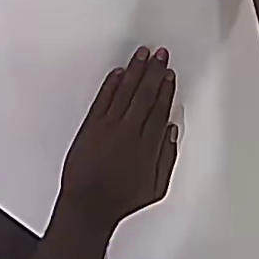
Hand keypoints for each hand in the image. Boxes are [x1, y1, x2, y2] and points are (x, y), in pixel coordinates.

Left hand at [56, 47, 178, 235]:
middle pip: (145, 94)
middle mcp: (129, 131)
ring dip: (136, 70)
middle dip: (155, 71)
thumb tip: (170, 131)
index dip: (166, 88)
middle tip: (161, 55)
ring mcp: (109, 126)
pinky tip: (119, 71)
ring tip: (143, 54)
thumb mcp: (156, 187)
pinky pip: (103, 98)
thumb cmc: (120, 199)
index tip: (170, 74)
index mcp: (147, 146)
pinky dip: (111, 83)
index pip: (160, 108)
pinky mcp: (91, 125)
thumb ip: (166, 156)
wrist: (88, 204)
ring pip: (126, 90)